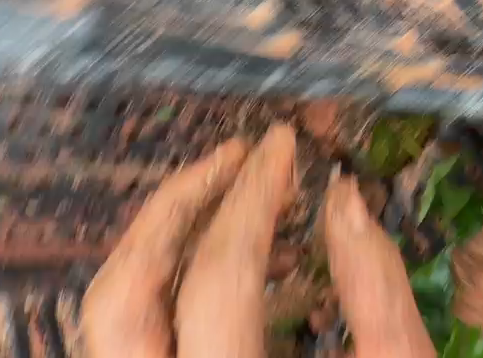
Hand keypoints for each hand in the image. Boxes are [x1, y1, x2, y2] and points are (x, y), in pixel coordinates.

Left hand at [81, 124, 434, 357]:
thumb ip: (376, 286)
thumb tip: (342, 195)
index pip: (218, 280)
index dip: (252, 196)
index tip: (283, 145)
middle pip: (122, 300)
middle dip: (179, 203)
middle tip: (236, 154)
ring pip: (106, 324)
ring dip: (163, 239)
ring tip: (224, 191)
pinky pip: (129, 348)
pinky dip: (165, 286)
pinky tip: (220, 262)